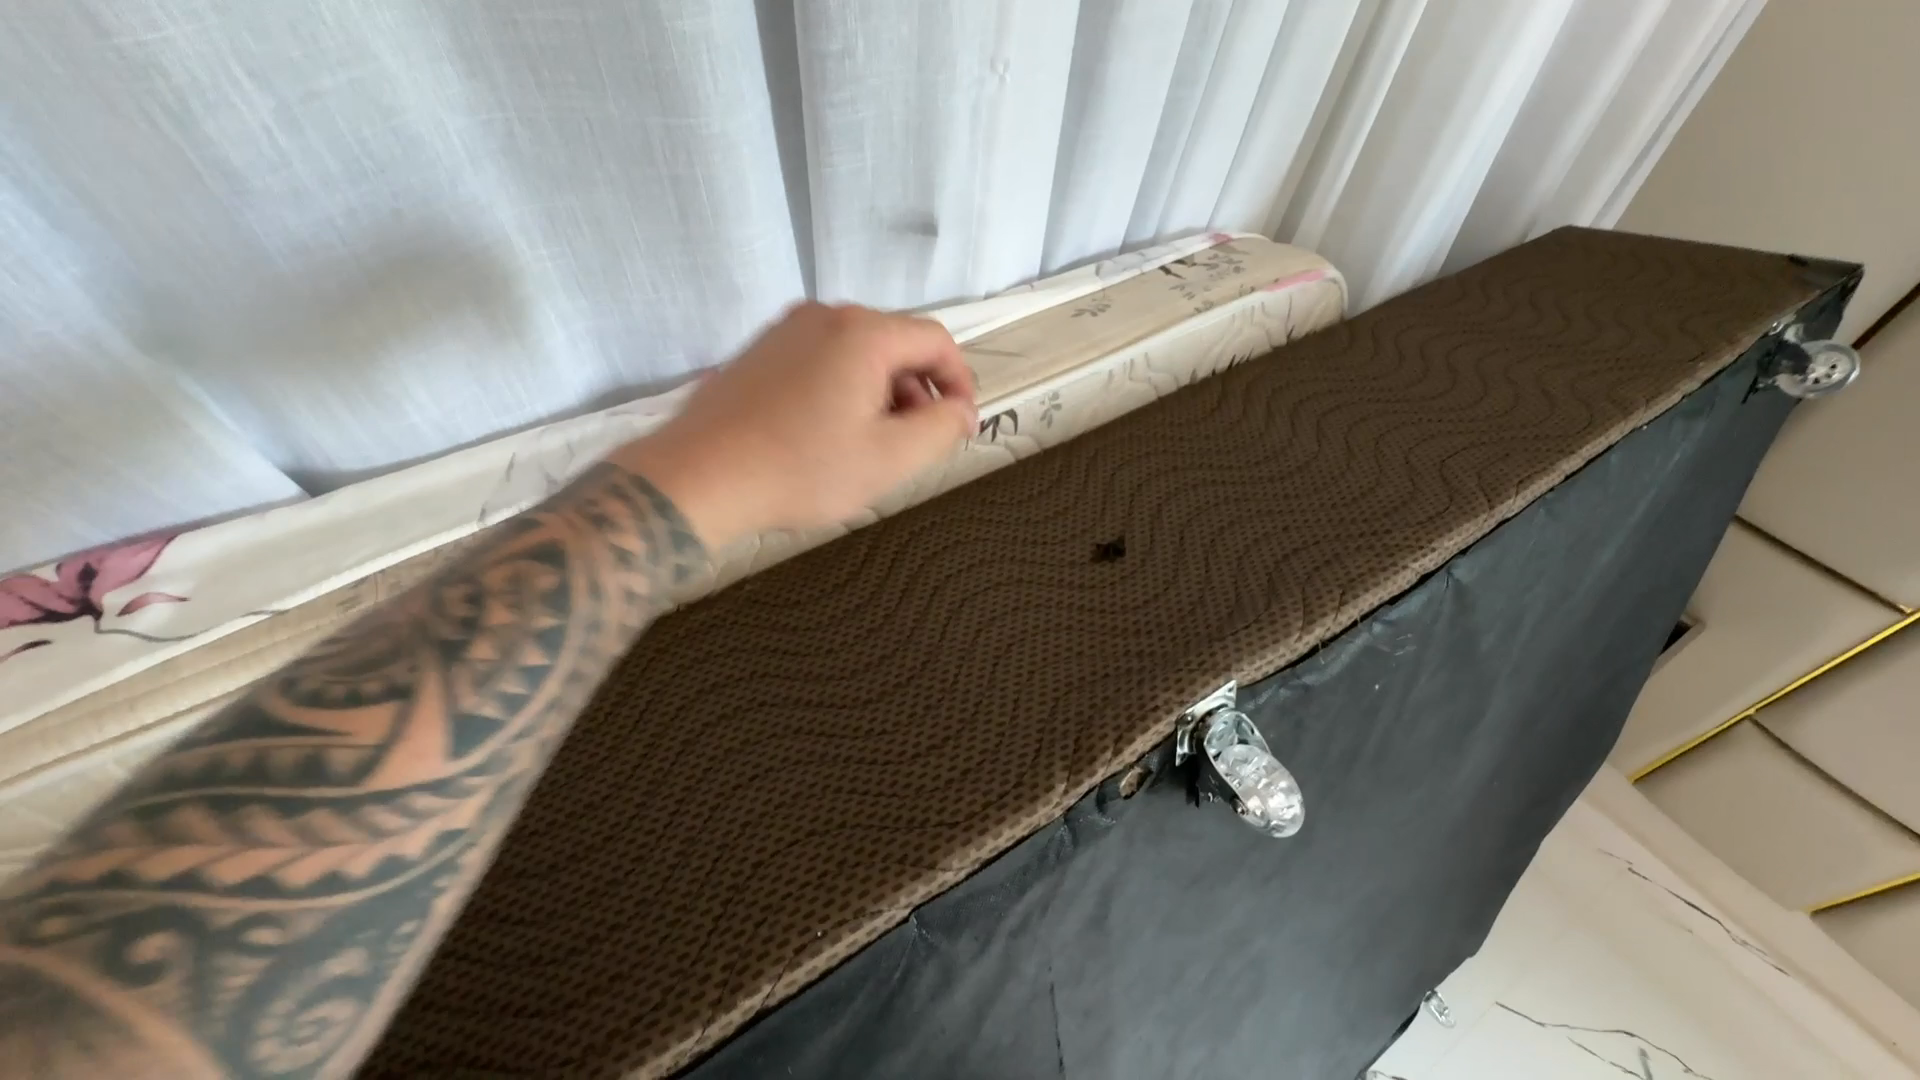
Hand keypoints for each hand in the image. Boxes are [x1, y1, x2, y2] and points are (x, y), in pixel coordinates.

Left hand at [611, 301, 978, 547]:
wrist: (698, 477)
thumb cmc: (800, 469)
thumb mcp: (889, 458)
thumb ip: (941, 428)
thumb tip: (962, 410)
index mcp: (863, 333)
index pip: (936, 340)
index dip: (960, 382)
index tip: (960, 425)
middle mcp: (825, 316)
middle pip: (895, 344)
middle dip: (918, 391)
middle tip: (915, 443)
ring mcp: (786, 330)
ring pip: (858, 354)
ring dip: (881, 394)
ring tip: (871, 445)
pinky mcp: (760, 351)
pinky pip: (821, 360)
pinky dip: (844, 390)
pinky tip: (829, 435)